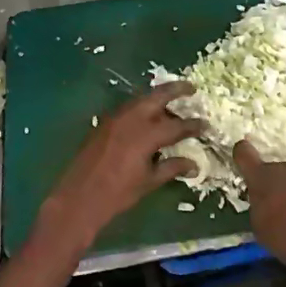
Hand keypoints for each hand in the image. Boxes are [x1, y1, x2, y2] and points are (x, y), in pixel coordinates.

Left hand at [40, 83, 204, 243]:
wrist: (79, 197)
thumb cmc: (117, 193)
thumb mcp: (149, 182)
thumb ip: (172, 168)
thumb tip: (193, 165)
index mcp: (146, 134)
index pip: (177, 125)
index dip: (193, 125)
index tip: (205, 124)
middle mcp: (132, 119)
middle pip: (158, 96)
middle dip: (176, 90)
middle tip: (191, 89)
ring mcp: (115, 118)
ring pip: (141, 100)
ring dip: (157, 99)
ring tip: (171, 107)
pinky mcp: (104, 123)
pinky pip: (128, 109)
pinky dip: (141, 109)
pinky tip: (147, 119)